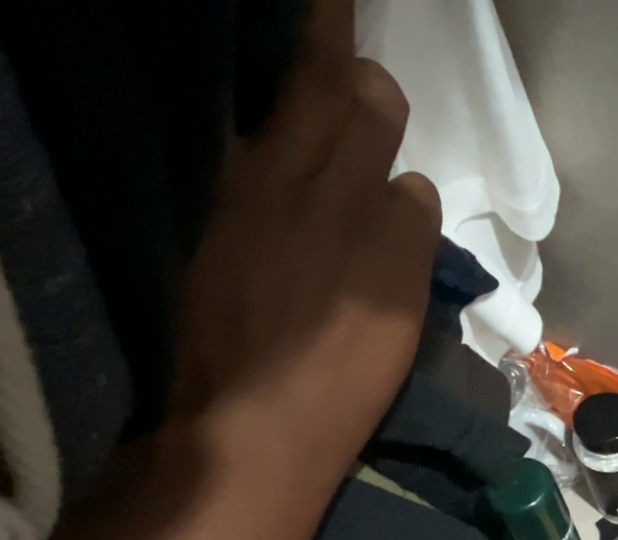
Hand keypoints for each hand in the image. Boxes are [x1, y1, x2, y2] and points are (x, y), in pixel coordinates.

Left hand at [171, 0, 440, 469]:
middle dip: (340, 63)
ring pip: (278, 118)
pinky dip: (254, 130)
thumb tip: (408, 187)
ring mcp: (247, 202)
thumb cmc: (347, 377)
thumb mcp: (401, 313)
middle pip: (327, 104)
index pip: (377, 131)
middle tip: (347, 30)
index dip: (377, 102)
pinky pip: (235, 152)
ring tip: (317, 54)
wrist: (254, 423)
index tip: (377, 80)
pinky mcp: (209, 227)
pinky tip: (260, 129)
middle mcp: (302, 189)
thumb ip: (408, 240)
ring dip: (299, 82)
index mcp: (364, 216)